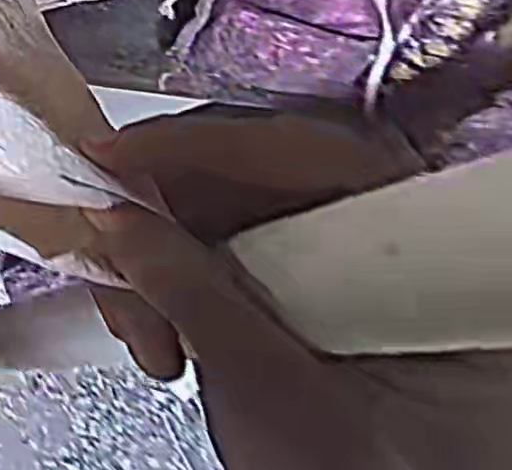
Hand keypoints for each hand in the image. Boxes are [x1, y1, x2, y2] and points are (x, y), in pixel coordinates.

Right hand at [83, 114, 430, 468]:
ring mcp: (334, 265)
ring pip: (204, 210)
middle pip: (242, 179)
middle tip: (107, 248)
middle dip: (155, 215)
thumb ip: (195, 298)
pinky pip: (198, 240)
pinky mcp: (286, 279)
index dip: (205, 145)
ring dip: (145, 257)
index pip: (317, 158)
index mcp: (436, 277)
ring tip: (139, 327)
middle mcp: (389, 253)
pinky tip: (150, 325)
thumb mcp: (278, 398)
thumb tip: (112, 216)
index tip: (112, 155)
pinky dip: (153, 272)